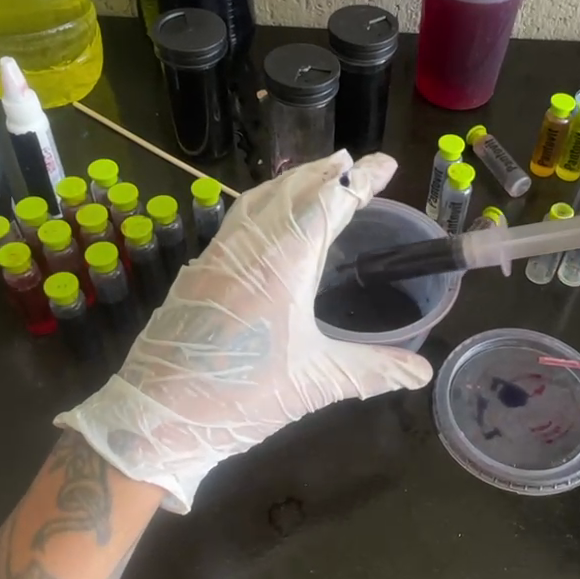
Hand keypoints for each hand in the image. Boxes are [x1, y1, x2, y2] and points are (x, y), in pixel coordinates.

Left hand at [56, 152, 433, 509]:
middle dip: (323, 172)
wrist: (156, 418)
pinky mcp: (196, 275)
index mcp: (281, 265)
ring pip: (256, 202)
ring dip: (290, 183)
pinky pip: (235, 222)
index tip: (384, 163)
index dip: (359, 182)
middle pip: (289, 191)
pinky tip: (267, 221)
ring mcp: (215, 258)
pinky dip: (262, 205)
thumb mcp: (315, 384)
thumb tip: (423, 375)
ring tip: (314, 177)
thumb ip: (373, 371)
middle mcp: (246, 250)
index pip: (327, 205)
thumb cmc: (240, 397)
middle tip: (350, 160)